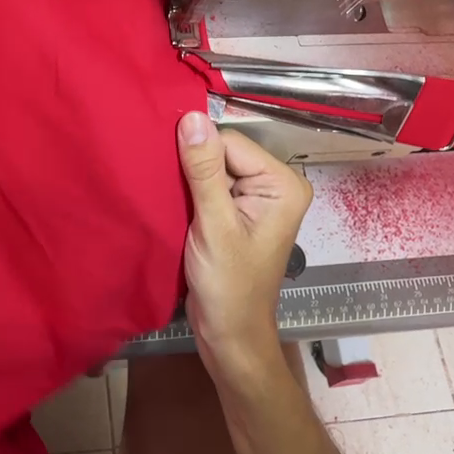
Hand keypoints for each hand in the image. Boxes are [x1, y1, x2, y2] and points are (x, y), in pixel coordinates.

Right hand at [176, 112, 313, 387]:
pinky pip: (211, 185)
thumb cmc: (228, 286)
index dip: (198, 156)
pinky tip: (178, 206)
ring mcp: (258, 198)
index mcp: (283, 184)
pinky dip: (191, 194)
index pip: (229, 143)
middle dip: (194, 168)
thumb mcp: (213, 225)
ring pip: (213, 168)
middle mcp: (276, 184)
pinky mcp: (239, 211)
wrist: (229, 335)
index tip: (173, 178)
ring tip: (172, 200)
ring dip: (189, 181)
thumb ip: (203, 171)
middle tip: (171, 192)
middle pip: (222, 152)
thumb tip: (191, 117)